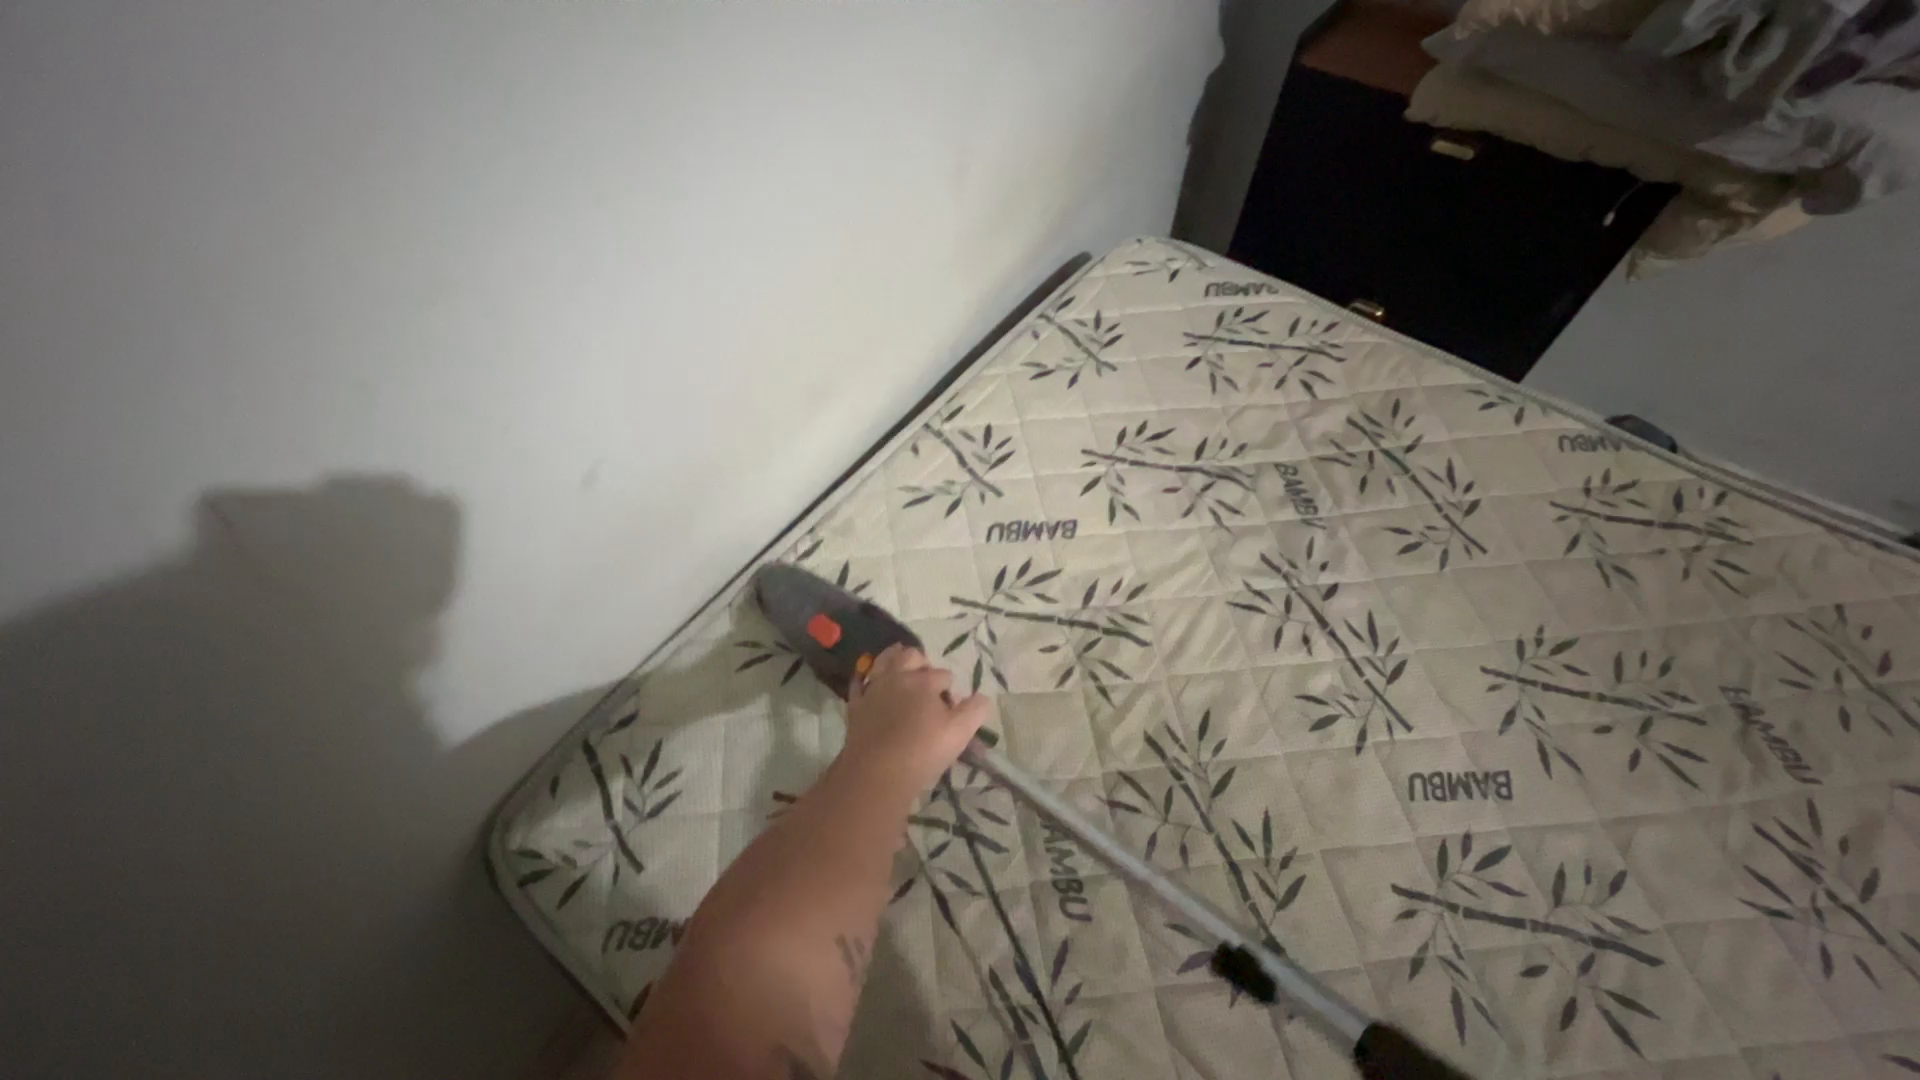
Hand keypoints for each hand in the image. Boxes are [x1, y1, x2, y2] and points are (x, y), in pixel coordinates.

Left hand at [838, 645, 989, 798]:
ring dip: (894, 659)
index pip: (943, 675)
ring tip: (901, 666)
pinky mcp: (856, 705)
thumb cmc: (923, 750)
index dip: (950, 689)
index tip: (952, 707)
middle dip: (922, 663)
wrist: (878, 771)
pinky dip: (865, 680)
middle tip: (927, 680)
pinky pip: (859, 683)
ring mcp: (874, 689)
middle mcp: (898, 677)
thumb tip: (982, 698)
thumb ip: (975, 711)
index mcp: (924, 681)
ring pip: (883, 661)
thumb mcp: (960, 732)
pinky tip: (869, 684)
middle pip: (911, 656)